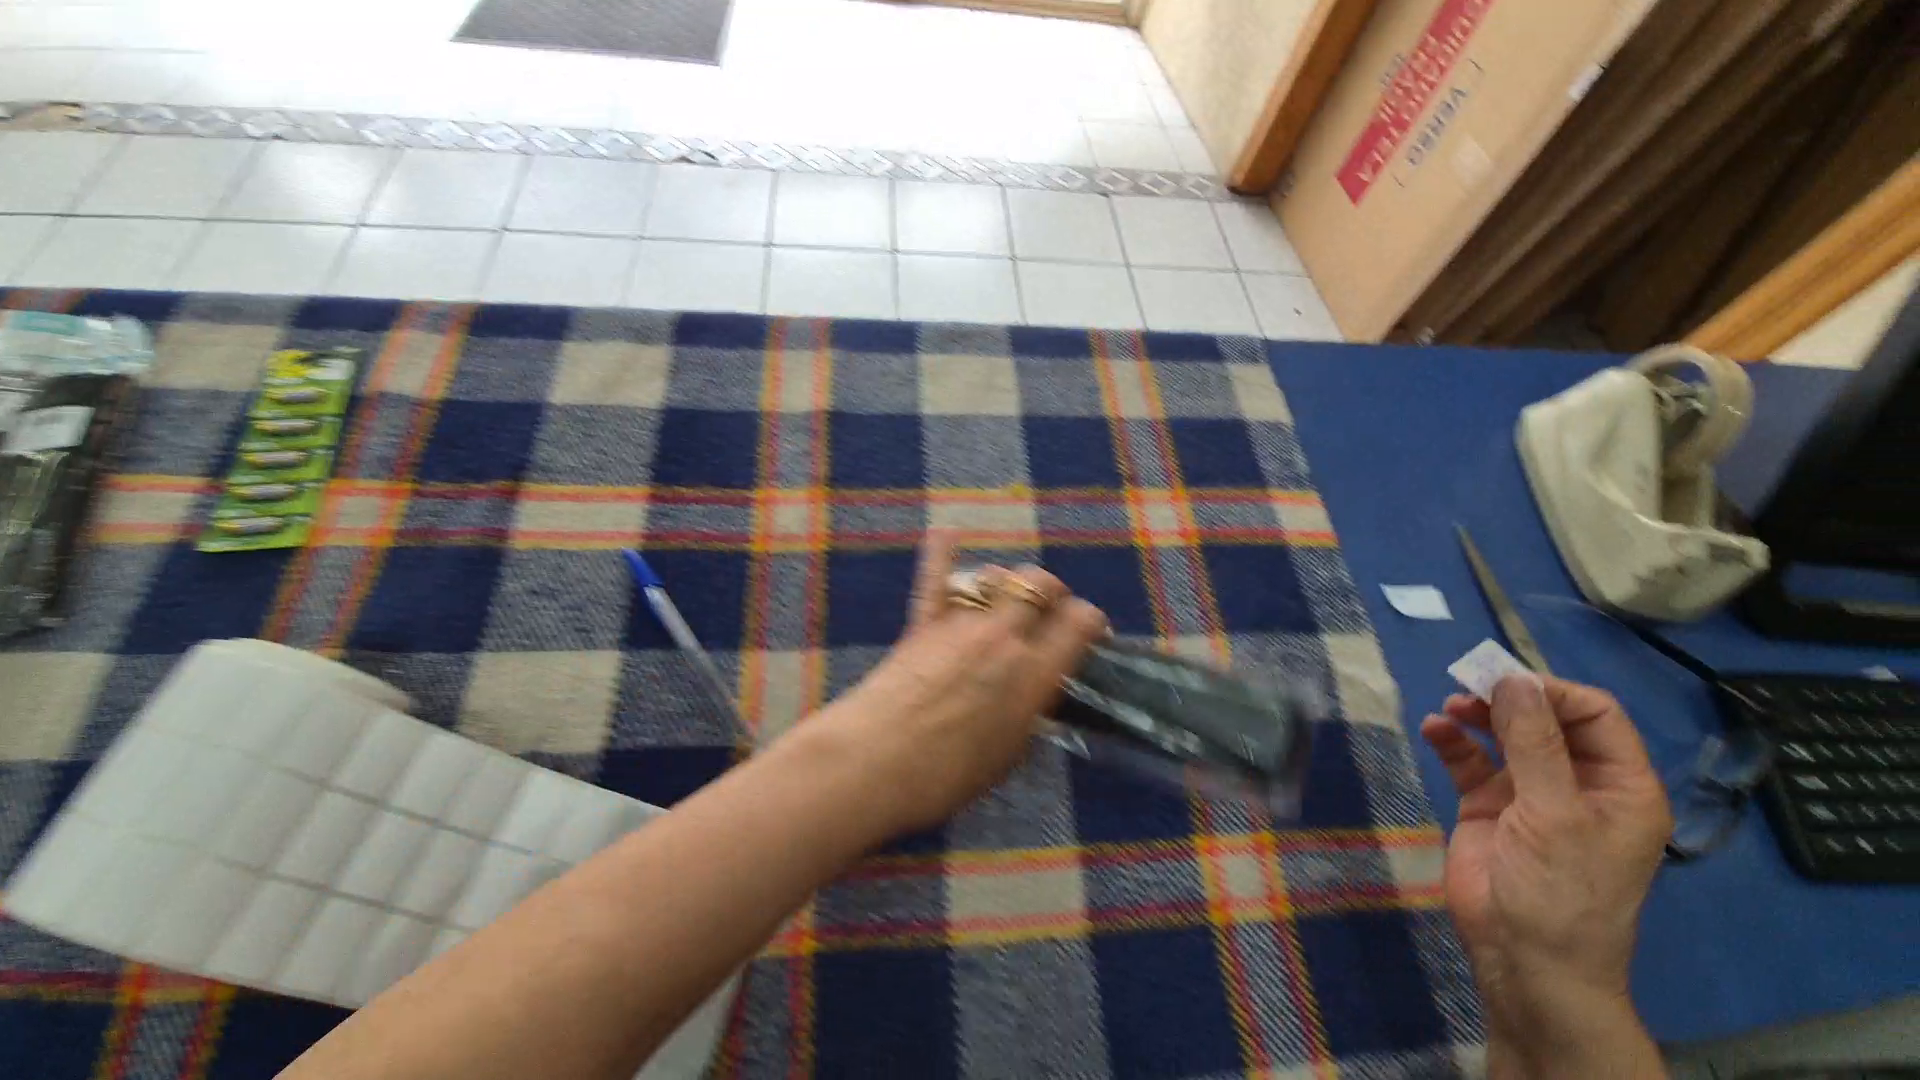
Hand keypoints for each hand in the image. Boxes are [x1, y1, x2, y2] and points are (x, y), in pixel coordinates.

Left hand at [812, 532, 1107, 833]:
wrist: (877, 761)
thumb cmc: (948, 775)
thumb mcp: (1009, 754)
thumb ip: (1028, 714)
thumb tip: (1034, 695)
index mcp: (1035, 674)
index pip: (1080, 623)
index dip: (1091, 621)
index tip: (1091, 630)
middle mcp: (1005, 637)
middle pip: (1041, 586)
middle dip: (1053, 593)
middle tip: (1049, 612)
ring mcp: (962, 623)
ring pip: (997, 577)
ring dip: (1007, 583)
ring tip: (1006, 597)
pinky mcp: (923, 622)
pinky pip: (936, 576)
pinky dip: (942, 551)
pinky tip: (948, 531)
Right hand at [1420, 675, 1672, 1078]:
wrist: (1525, 961)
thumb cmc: (1559, 890)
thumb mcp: (1554, 813)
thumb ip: (1534, 744)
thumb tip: (1513, 679)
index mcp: (1619, 784)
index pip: (1594, 714)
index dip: (1552, 693)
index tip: (1505, 683)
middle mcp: (1577, 782)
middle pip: (1545, 719)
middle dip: (1509, 699)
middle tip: (1468, 685)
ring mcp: (1530, 794)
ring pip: (1505, 735)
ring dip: (1478, 715)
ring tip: (1451, 708)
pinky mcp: (1488, 808)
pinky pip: (1470, 761)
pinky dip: (1452, 741)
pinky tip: (1434, 730)